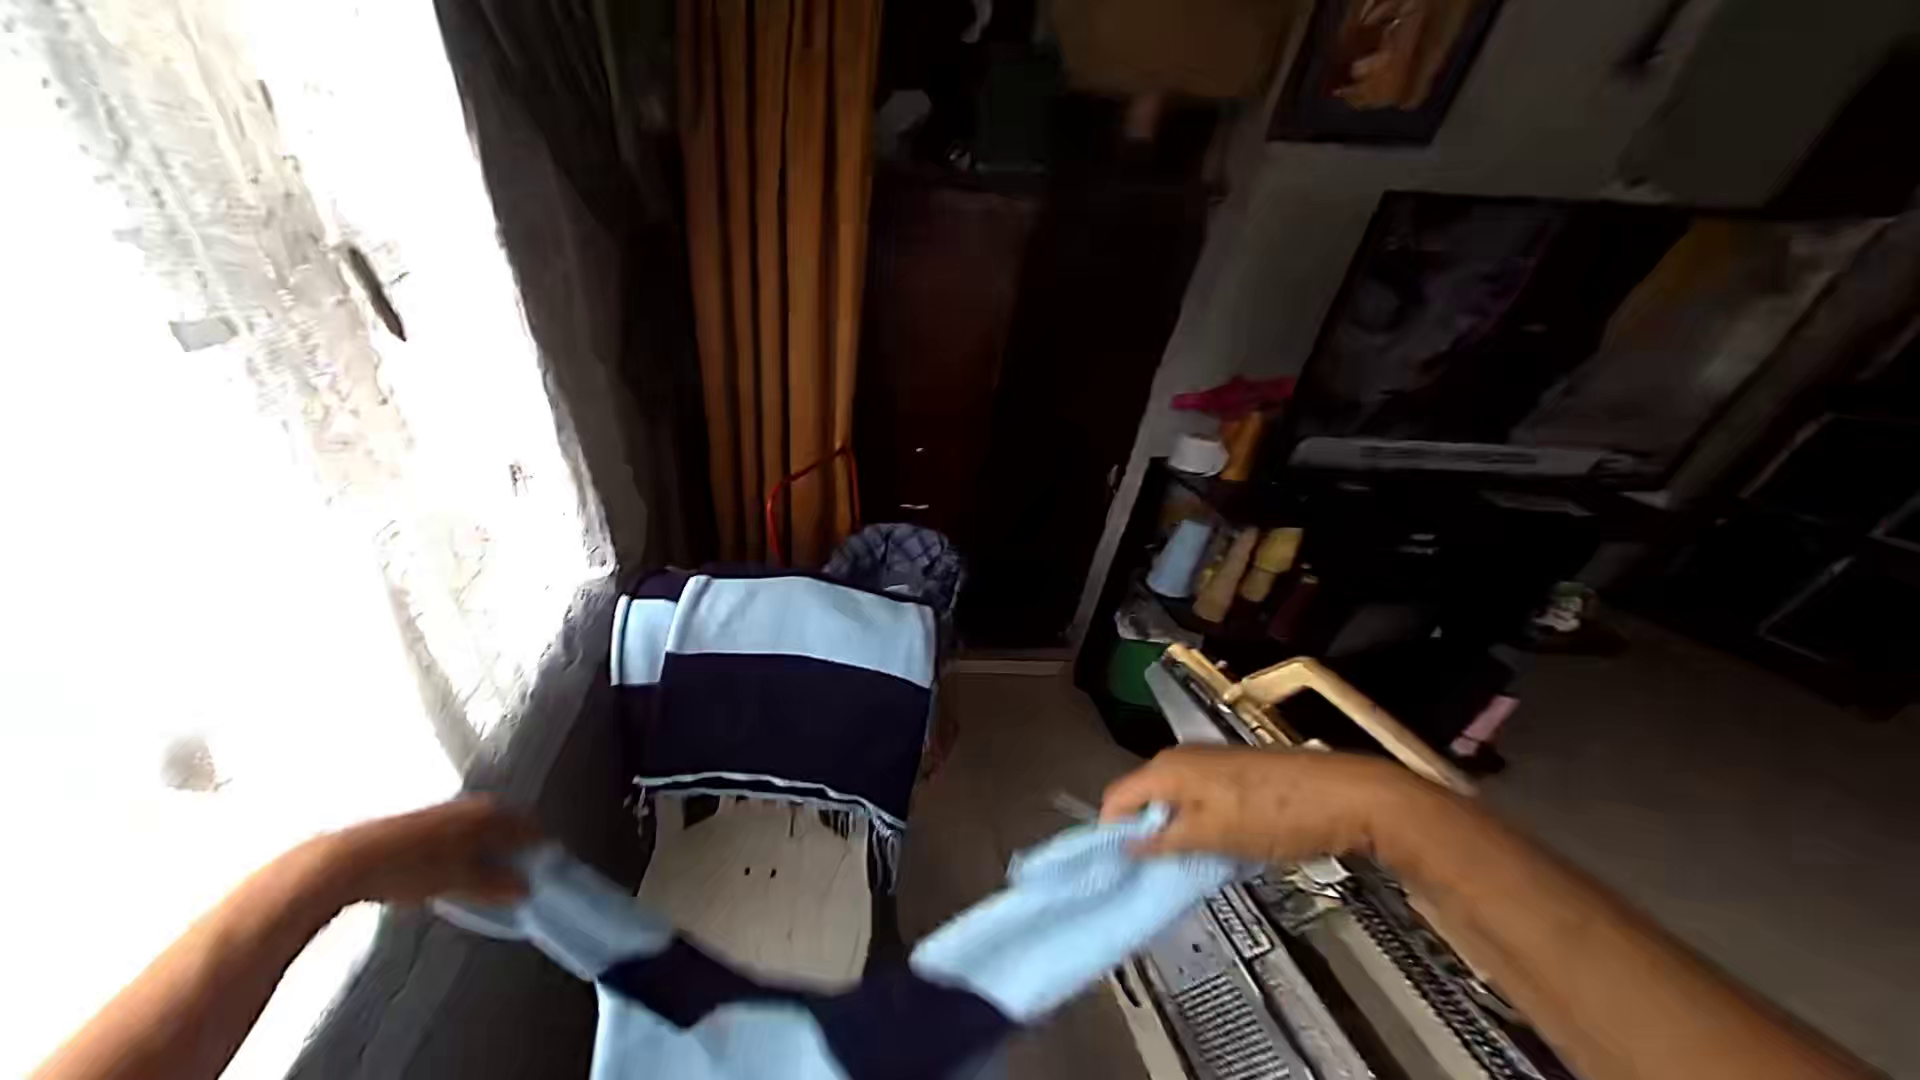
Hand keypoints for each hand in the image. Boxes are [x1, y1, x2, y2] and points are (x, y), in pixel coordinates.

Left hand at [324, 796, 538, 905]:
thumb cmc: (411, 867)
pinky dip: (470, 852)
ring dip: (492, 852)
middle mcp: (477, 805)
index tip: (546, 871)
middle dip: (516, 852)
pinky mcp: (429, 822)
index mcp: (493, 813)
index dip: (541, 852)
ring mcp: (452, 811)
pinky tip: (457, 873)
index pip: (532, 829)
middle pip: (510, 828)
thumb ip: (498, 886)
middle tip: (518, 878)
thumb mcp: (461, 883)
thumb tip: (525, 889)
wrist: (348, 862)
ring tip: (486, 880)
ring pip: (486, 831)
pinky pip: (464, 835)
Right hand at [1100, 746, 1433, 863]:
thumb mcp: (1213, 836)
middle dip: (1144, 835)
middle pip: (1143, 798)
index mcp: (1168, 768)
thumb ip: (1164, 841)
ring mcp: (1208, 764)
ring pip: (1172, 801)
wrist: (1345, 795)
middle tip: (1153, 872)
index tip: (1116, 867)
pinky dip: (1197, 825)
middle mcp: (1181, 759)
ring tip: (1187, 866)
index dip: (1111, 832)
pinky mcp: (1232, 774)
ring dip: (1173, 833)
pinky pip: (1197, 800)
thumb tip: (1128, 845)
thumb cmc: (1274, 815)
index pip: (1117, 797)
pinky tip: (1216, 849)